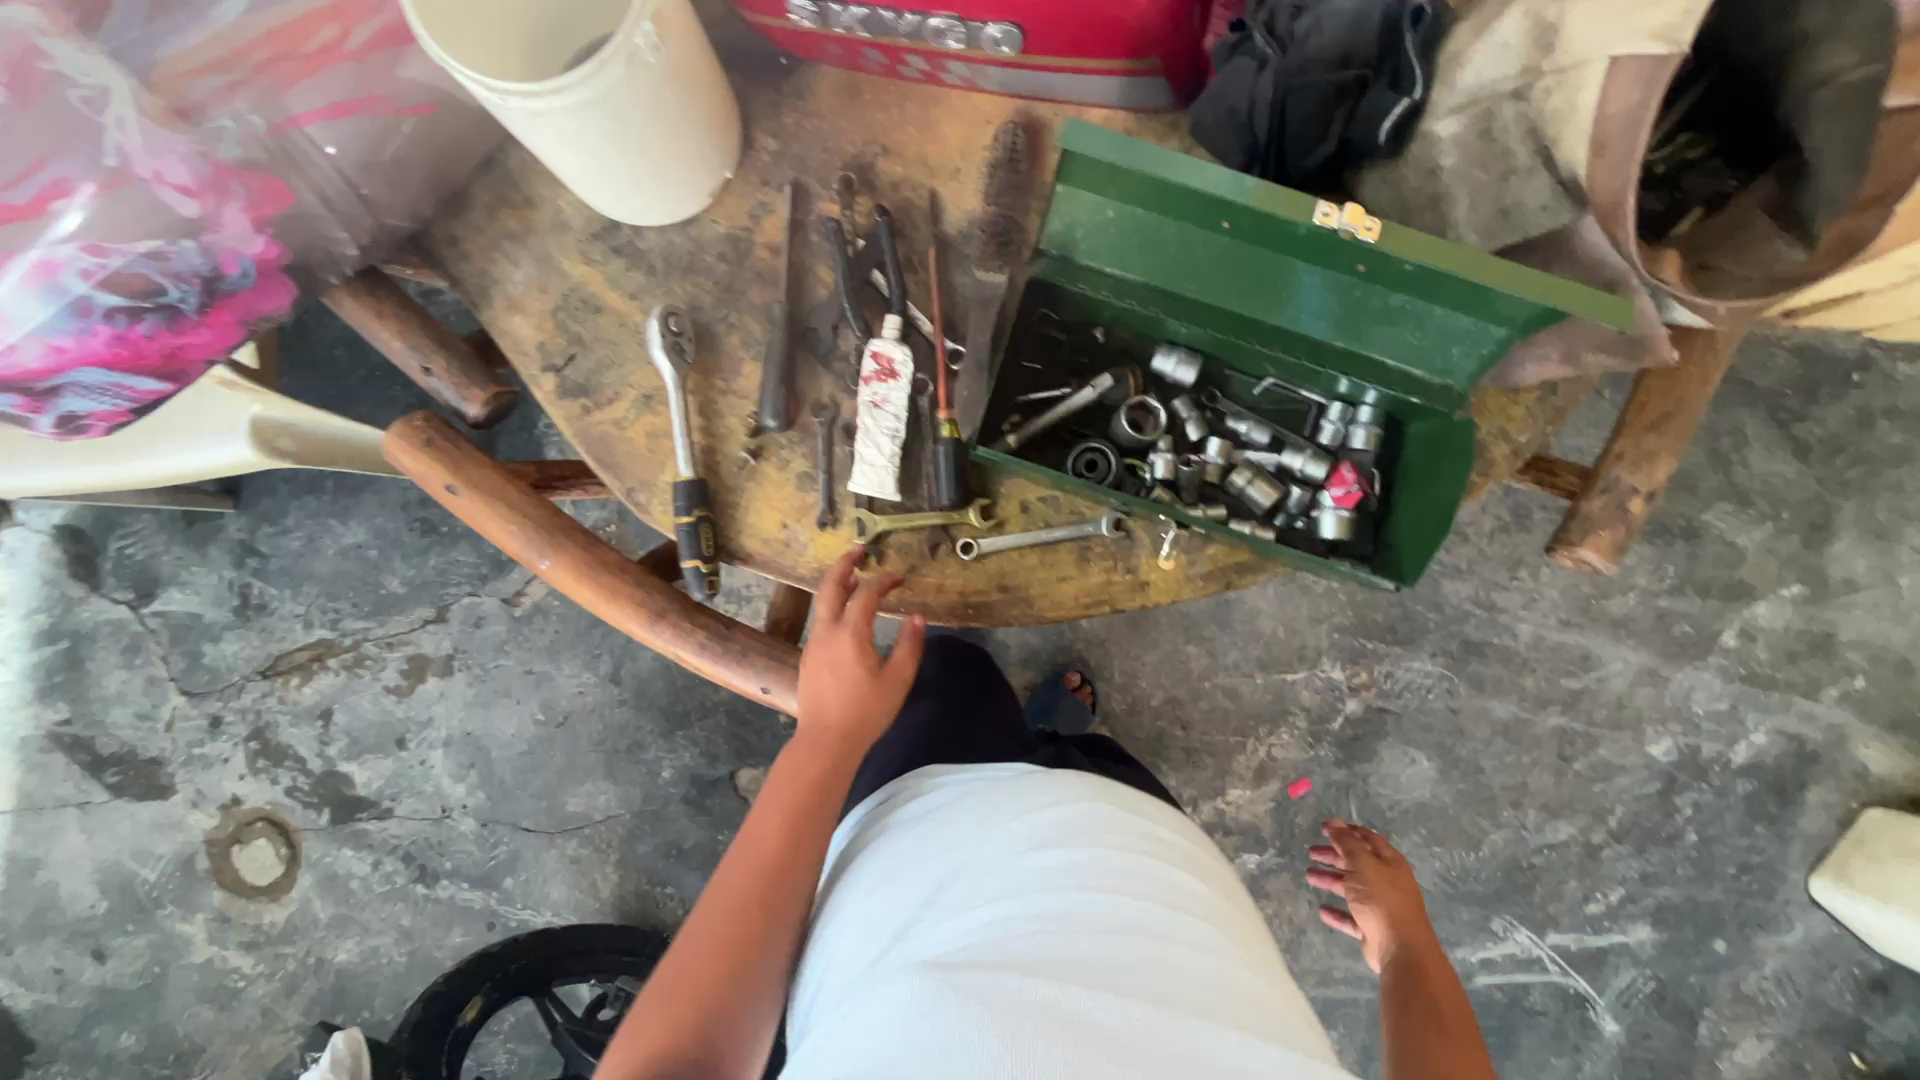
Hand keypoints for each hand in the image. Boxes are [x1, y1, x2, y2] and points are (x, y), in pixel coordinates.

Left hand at [795, 547, 926, 755]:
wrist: (825, 742)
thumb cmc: (866, 713)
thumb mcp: (898, 680)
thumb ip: (910, 645)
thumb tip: (917, 617)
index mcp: (850, 633)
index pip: (867, 594)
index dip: (884, 581)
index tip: (900, 577)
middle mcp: (827, 632)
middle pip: (831, 586)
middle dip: (845, 564)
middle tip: (859, 549)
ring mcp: (813, 644)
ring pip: (822, 603)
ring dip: (837, 584)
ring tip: (854, 575)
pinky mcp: (808, 658)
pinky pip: (820, 620)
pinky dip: (833, 605)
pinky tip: (845, 614)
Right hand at [1307, 820, 1438, 972]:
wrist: (1402, 950)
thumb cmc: (1382, 900)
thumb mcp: (1362, 864)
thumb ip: (1347, 843)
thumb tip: (1335, 822)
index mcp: (1389, 863)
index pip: (1367, 839)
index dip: (1346, 831)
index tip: (1324, 828)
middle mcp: (1387, 882)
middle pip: (1357, 863)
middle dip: (1334, 856)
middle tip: (1312, 852)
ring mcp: (1381, 906)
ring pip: (1352, 889)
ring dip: (1331, 881)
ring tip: (1309, 876)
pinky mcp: (1373, 928)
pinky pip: (1351, 916)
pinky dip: (1337, 912)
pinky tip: (1322, 910)